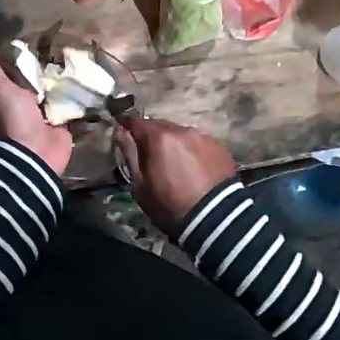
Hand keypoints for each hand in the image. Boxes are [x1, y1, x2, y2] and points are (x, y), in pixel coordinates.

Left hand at [0, 42, 71, 176]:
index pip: (19, 73)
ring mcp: (48, 115)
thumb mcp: (0, 89)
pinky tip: (90, 83)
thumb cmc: (14, 119)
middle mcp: (30, 105)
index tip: (39, 39)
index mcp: (12, 96)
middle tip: (66, 47)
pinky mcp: (65, 124)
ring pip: (58, 94)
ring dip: (66, 83)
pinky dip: (80, 99)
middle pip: (41, 83)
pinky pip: (74, 108)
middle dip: (50, 70)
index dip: (26, 59)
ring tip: (82, 61)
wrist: (35, 152)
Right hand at [114, 115, 236, 233]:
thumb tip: (120, 132)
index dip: (127, 126)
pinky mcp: (220, 147)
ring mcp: (203, 137)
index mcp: (158, 137)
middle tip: (150, 154)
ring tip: (175, 162)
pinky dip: (191, 150)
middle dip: (152, 136)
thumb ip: (129, 154)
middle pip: (159, 125)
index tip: (124, 134)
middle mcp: (181, 130)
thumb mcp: (140, 184)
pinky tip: (194, 167)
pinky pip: (198, 142)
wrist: (216, 218)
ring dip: (173, 143)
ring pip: (180, 133)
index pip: (136, 121)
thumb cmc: (170, 204)